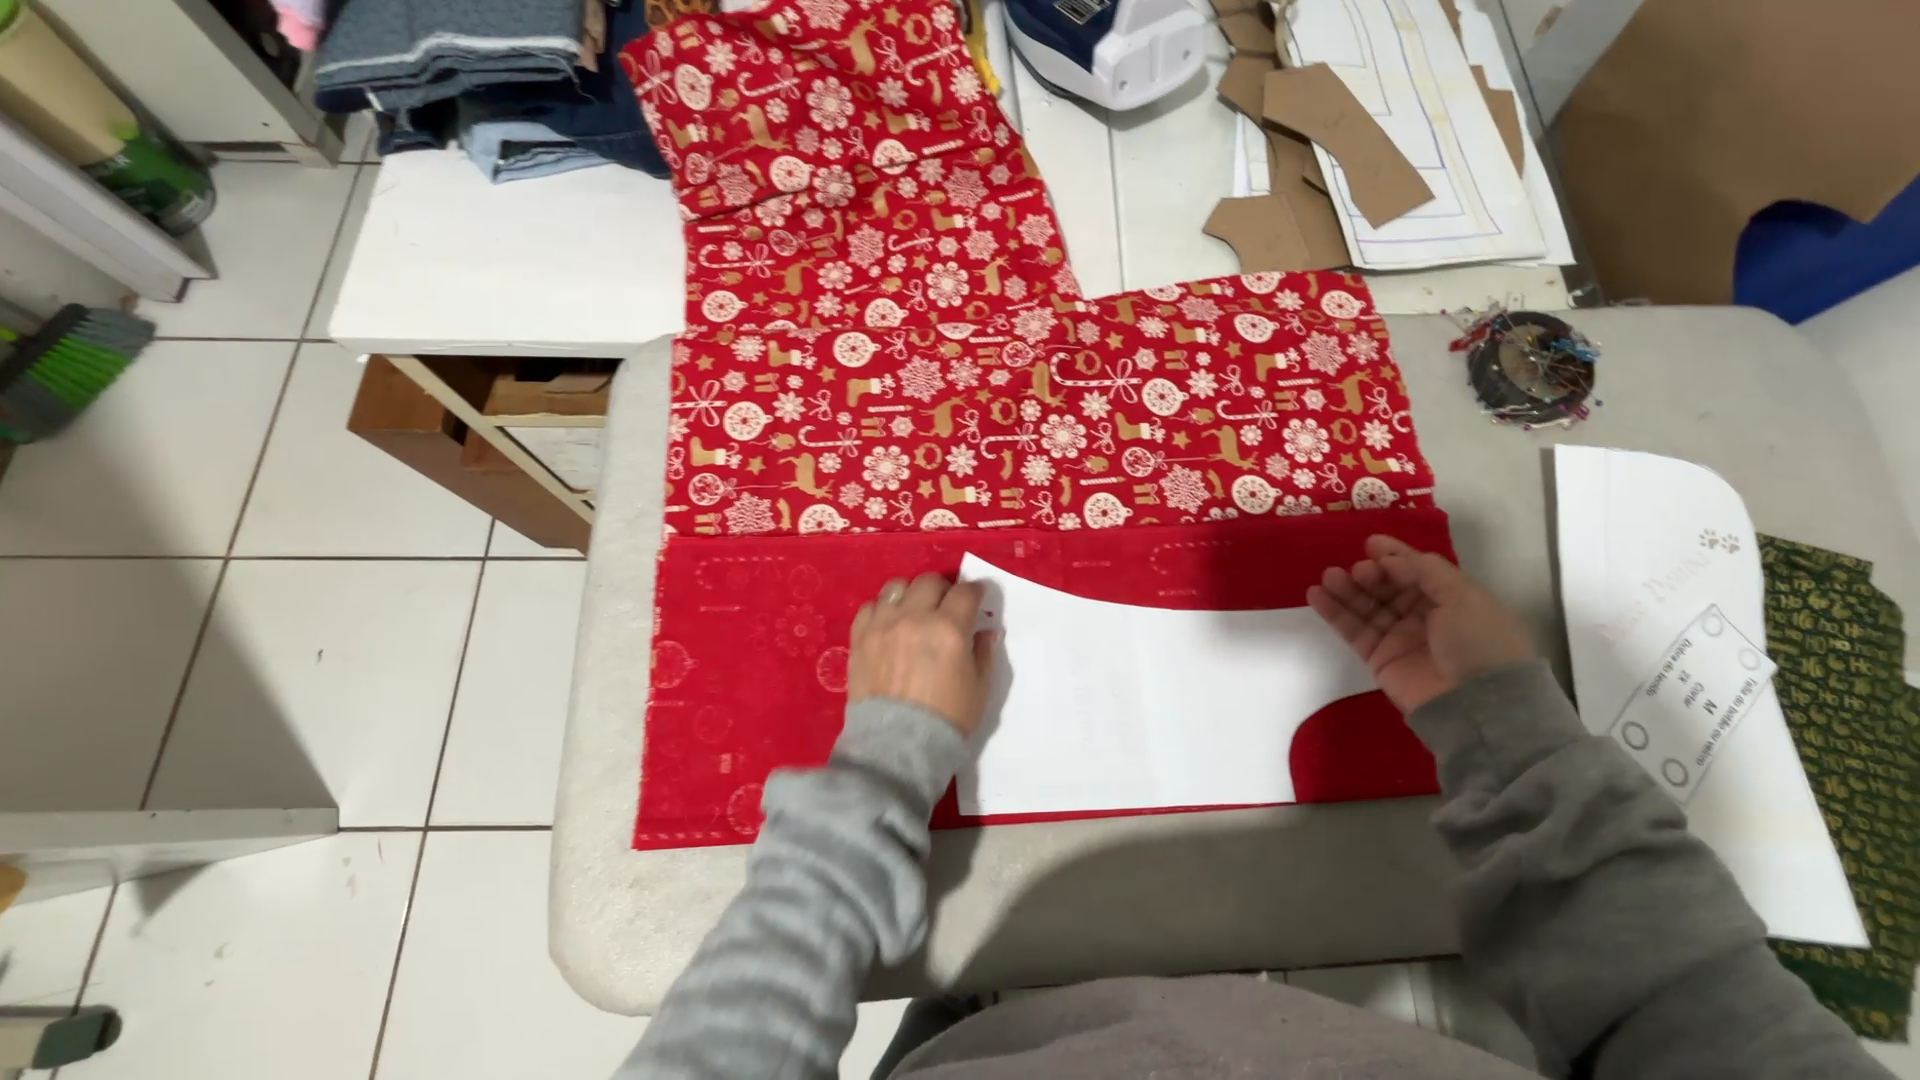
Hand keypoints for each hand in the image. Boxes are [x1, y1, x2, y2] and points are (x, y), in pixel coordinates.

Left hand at [848, 573, 995, 735]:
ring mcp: (883, 626)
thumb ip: (984, 652)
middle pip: (930, 581)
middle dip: (943, 590)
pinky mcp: (860, 638)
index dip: (975, 592)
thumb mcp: (980, 688)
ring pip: (897, 586)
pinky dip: (883, 610)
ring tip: (914, 612)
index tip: (976, 599)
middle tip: (946, 607)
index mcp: (949, 629)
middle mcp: (914, 618)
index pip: (966, 592)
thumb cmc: (948, 719)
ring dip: (910, 594)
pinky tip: (890, 625)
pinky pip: (870, 606)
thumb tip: (986, 630)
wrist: (898, 745)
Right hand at [1306, 534, 1534, 713]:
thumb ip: (1426, 572)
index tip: (1370, 543)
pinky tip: (1316, 595)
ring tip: (1329, 576)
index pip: (1418, 571)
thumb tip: (1391, 558)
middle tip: (1357, 570)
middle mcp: (1426, 616)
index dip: (1396, 556)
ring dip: (1347, 589)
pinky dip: (1334, 612)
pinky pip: (1353, 630)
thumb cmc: (1479, 643)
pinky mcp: (1378, 658)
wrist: (1476, 705)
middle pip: (1390, 587)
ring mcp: (1400, 637)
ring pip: (1367, 606)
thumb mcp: (1464, 598)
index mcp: (1453, 599)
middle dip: (1371, 574)